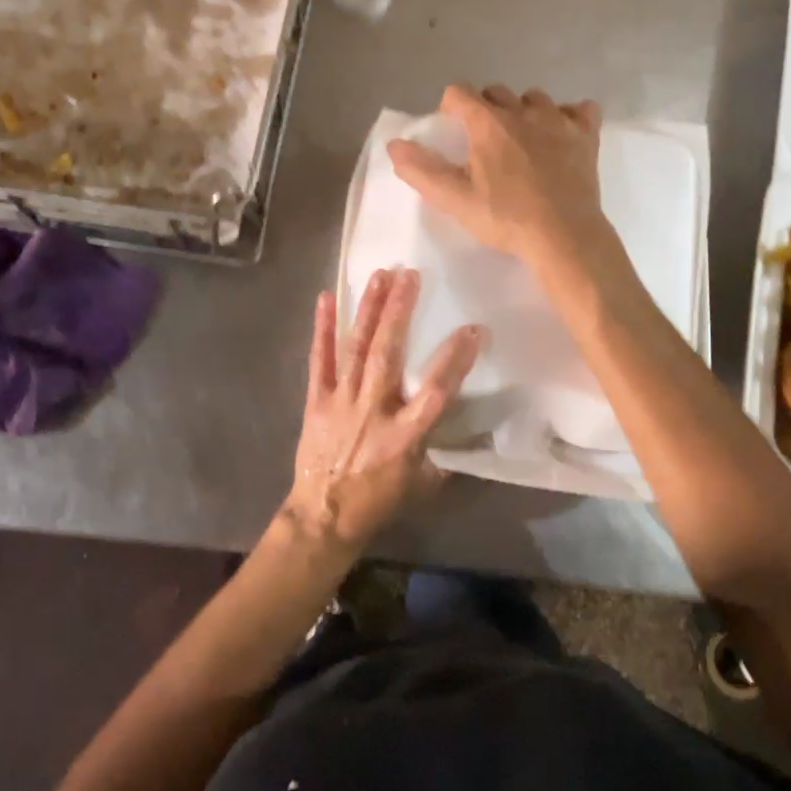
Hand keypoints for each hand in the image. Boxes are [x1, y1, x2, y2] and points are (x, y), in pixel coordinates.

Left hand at [282, 268, 483, 549]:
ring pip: (356, 348)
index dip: (456, 359)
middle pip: (388, 354)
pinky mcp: (316, 401)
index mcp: (405, 434)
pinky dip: (321, 329)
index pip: (436, 390)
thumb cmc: (378, 502)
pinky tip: (325, 299)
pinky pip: (319, 360)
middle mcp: (374, 410)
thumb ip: (443, 453)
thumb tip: (469, 432)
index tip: (474, 328)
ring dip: (367, 309)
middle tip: (409, 274)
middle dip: (399, 312)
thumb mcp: (422, 485)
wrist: (324, 516)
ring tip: (379, 275)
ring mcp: (341, 402)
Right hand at [388, 85, 611, 272]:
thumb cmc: (505, 218)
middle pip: (496, 92)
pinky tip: (561, 136)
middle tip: (483, 143)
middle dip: (485, 109)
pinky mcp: (586, 136)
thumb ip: (421, 170)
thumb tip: (394, 145)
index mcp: (488, 122)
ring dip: (524, 112)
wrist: (564, 236)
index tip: (451, 132)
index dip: (450, 108)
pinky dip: (569, 117)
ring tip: (520, 141)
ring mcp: (559, 120)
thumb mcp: (454, 199)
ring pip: (535, 99)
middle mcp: (523, 111)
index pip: (458, 93)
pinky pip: (581, 110)